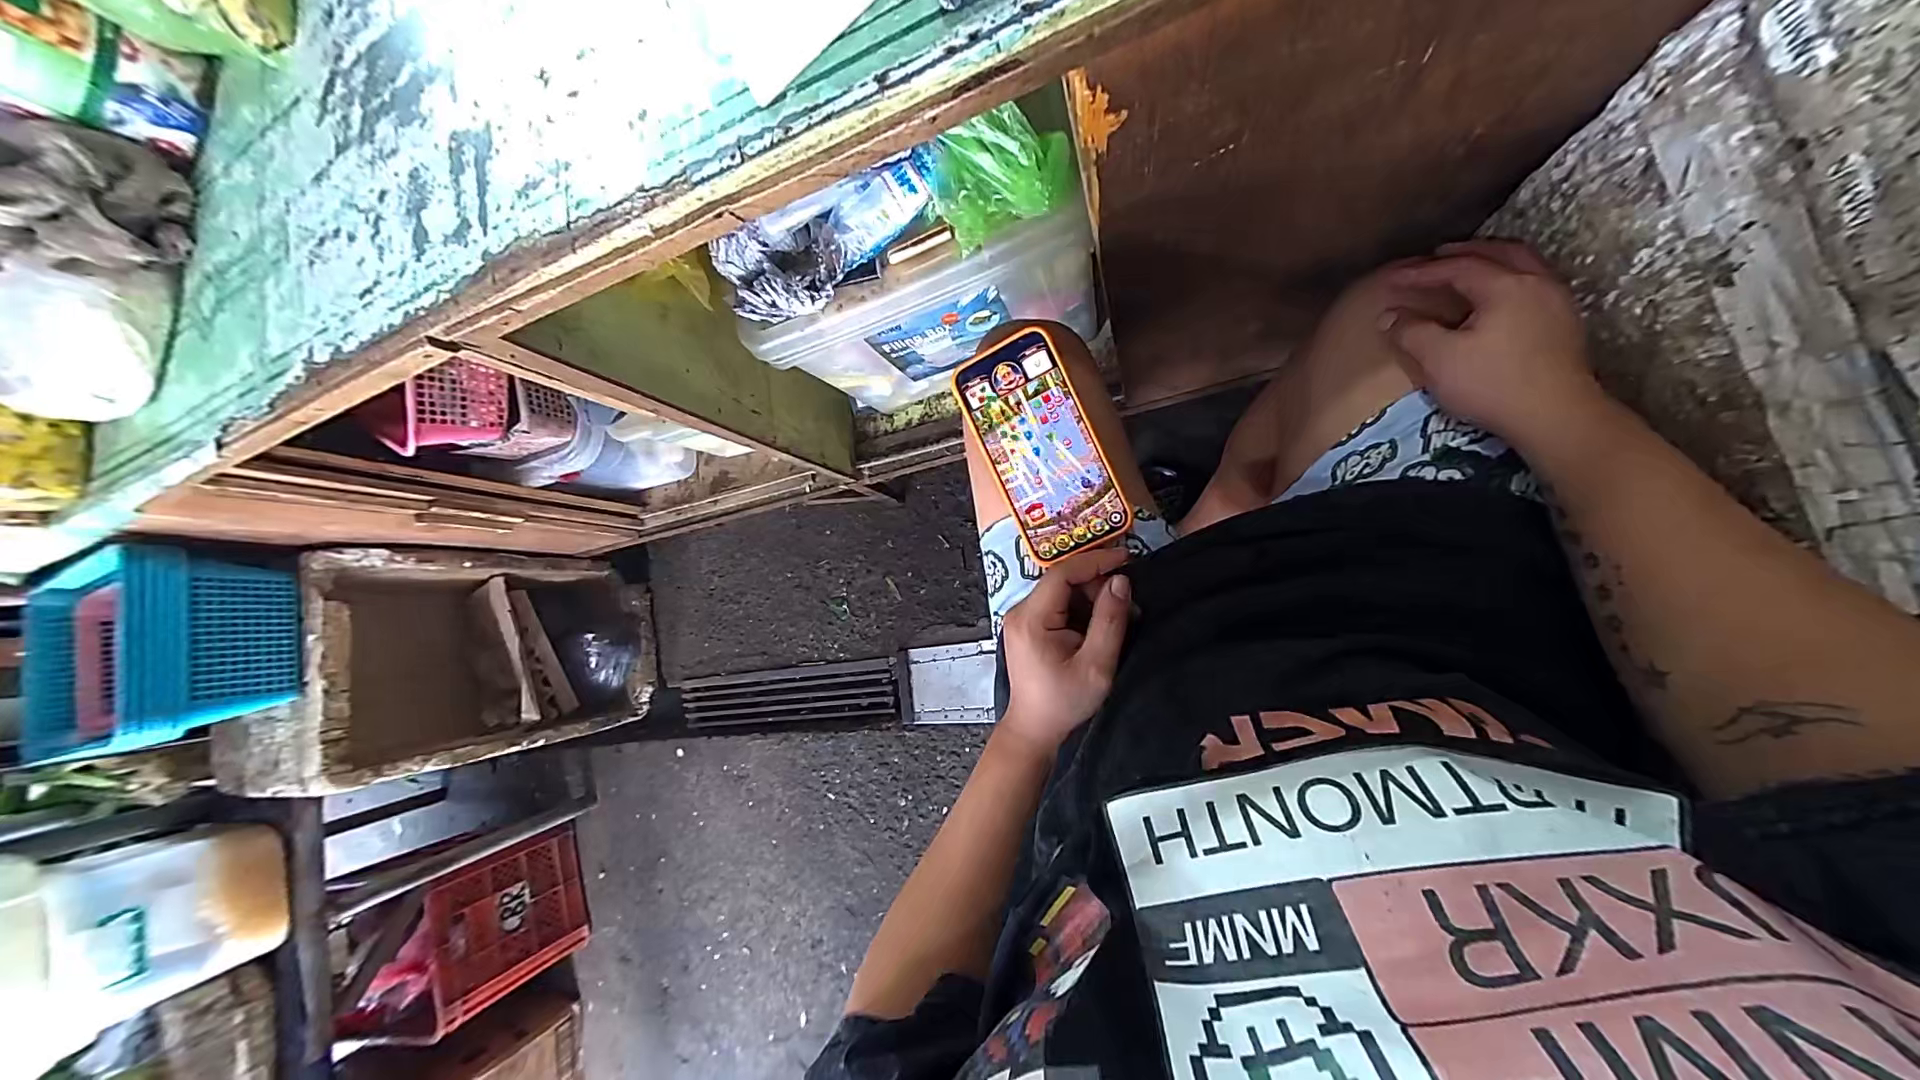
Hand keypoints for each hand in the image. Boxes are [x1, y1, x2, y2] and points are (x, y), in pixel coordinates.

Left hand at [998, 546, 1132, 754]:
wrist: (1036, 728)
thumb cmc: (1063, 703)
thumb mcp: (1096, 665)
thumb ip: (1109, 620)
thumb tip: (1120, 582)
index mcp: (1031, 619)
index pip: (1062, 573)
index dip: (1096, 561)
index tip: (1125, 559)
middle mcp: (1020, 612)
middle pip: (1063, 580)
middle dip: (1098, 584)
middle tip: (1127, 602)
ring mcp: (1022, 618)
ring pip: (1062, 591)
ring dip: (1092, 598)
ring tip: (1117, 618)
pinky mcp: (1029, 626)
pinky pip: (1059, 605)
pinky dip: (1082, 609)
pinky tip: (1100, 626)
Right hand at [1381, 239, 1606, 449]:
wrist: (1554, 414)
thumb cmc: (1491, 384)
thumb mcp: (1439, 359)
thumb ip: (1411, 332)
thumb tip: (1390, 316)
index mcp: (1505, 287)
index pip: (1458, 268)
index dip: (1422, 271)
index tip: (1394, 276)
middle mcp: (1536, 283)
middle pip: (1500, 253)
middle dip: (1466, 251)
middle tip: (1438, 255)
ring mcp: (1556, 302)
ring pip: (1523, 265)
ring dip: (1492, 261)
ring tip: (1468, 269)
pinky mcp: (1563, 323)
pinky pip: (1533, 284)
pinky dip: (1508, 278)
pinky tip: (1495, 297)